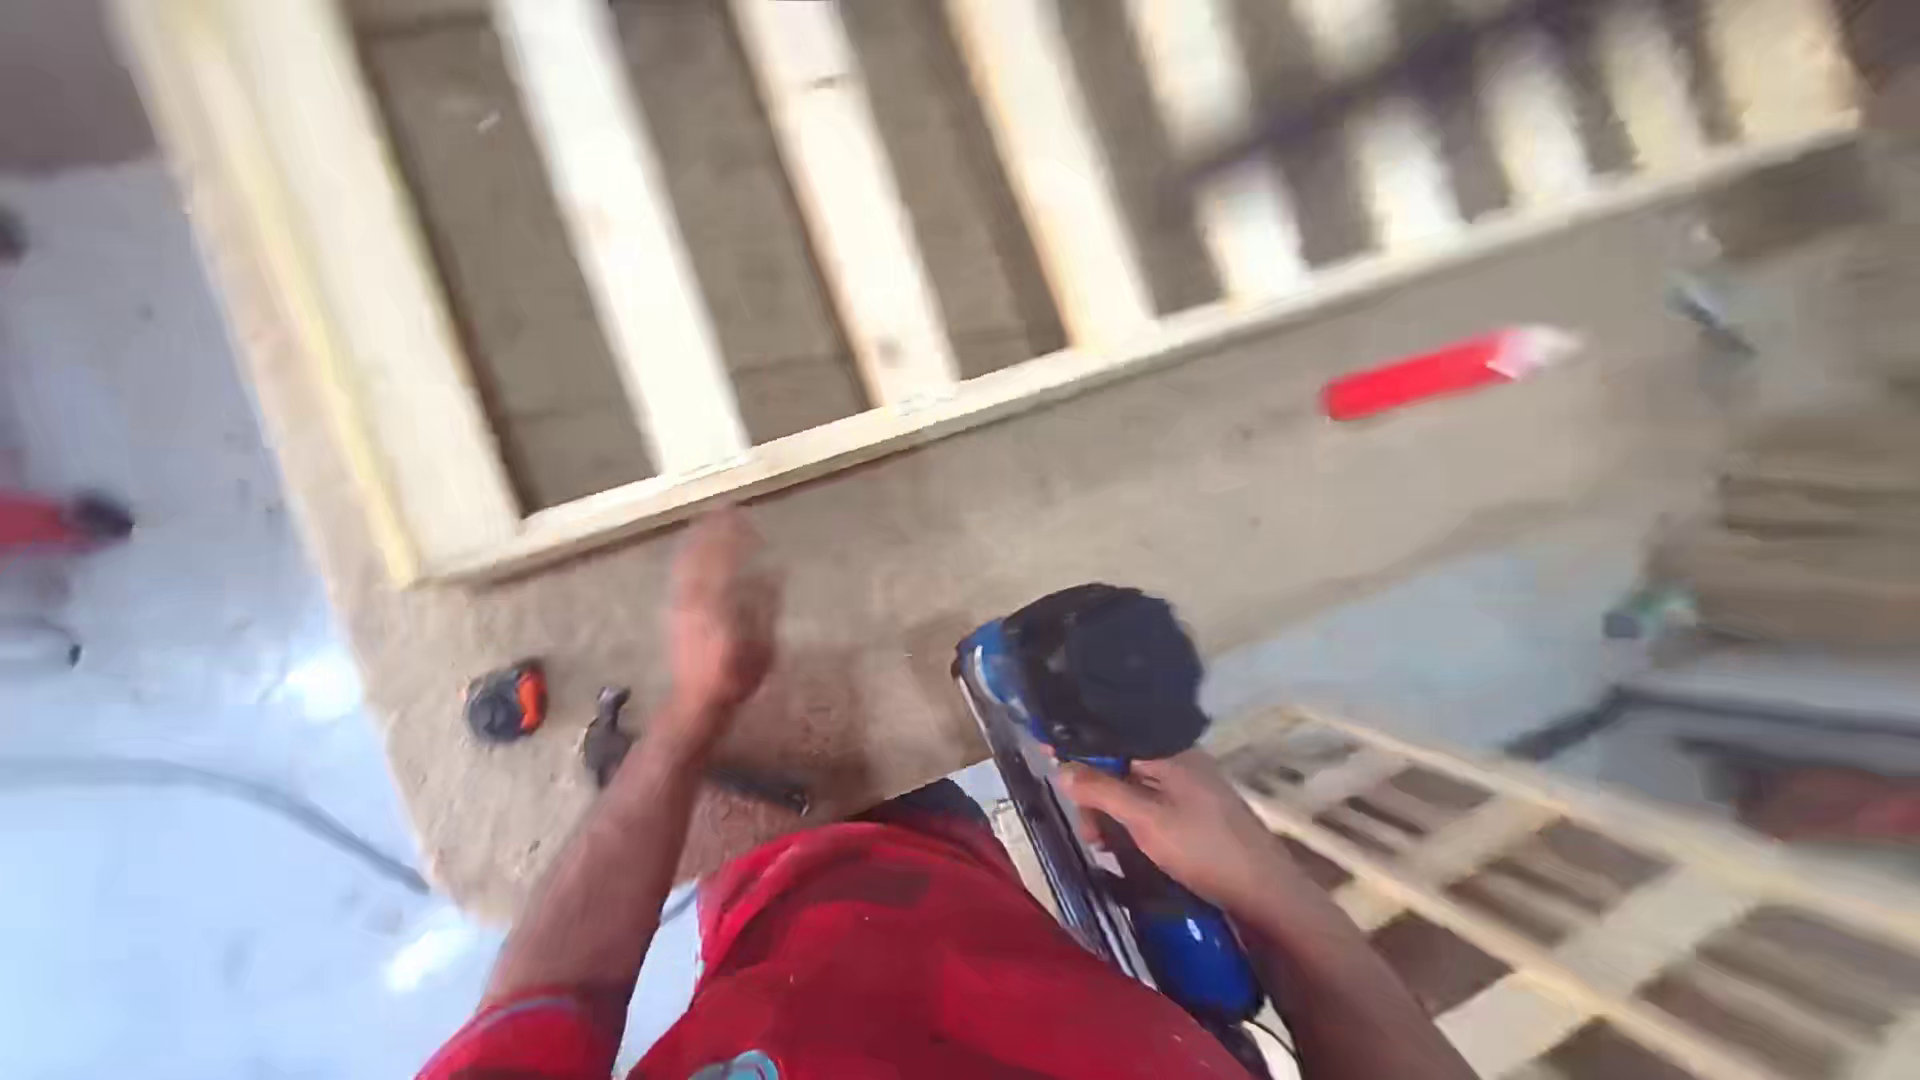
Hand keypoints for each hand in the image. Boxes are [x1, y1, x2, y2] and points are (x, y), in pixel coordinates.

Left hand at [664, 508, 778, 728]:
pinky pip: (680, 575)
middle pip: (703, 555)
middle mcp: (695, 597)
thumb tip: (774, 570)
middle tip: (722, 508)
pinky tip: (690, 551)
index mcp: (719, 602)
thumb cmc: (737, 675)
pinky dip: (687, 556)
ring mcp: (680, 604)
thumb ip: (765, 604)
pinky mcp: (674, 612)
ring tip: (706, 521)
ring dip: (697, 539)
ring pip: (687, 562)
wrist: (697, 701)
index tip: (741, 514)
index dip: (734, 535)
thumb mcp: (763, 643)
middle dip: (712, 530)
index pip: (727, 558)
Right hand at [1058, 750, 1308, 913]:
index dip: (1079, 749)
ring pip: (1133, 788)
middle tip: (1090, 832)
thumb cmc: (1204, 849)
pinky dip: (1133, 822)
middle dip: (1096, 794)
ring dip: (1112, 814)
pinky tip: (1126, 847)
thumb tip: (1062, 768)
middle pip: (1119, 763)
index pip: (1111, 736)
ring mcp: (1189, 786)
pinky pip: (1150, 804)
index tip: (1048, 759)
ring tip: (1105, 846)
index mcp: (1168, 750)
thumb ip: (1101, 789)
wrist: (1267, 897)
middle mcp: (1178, 760)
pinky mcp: (1195, 811)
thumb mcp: (1144, 819)